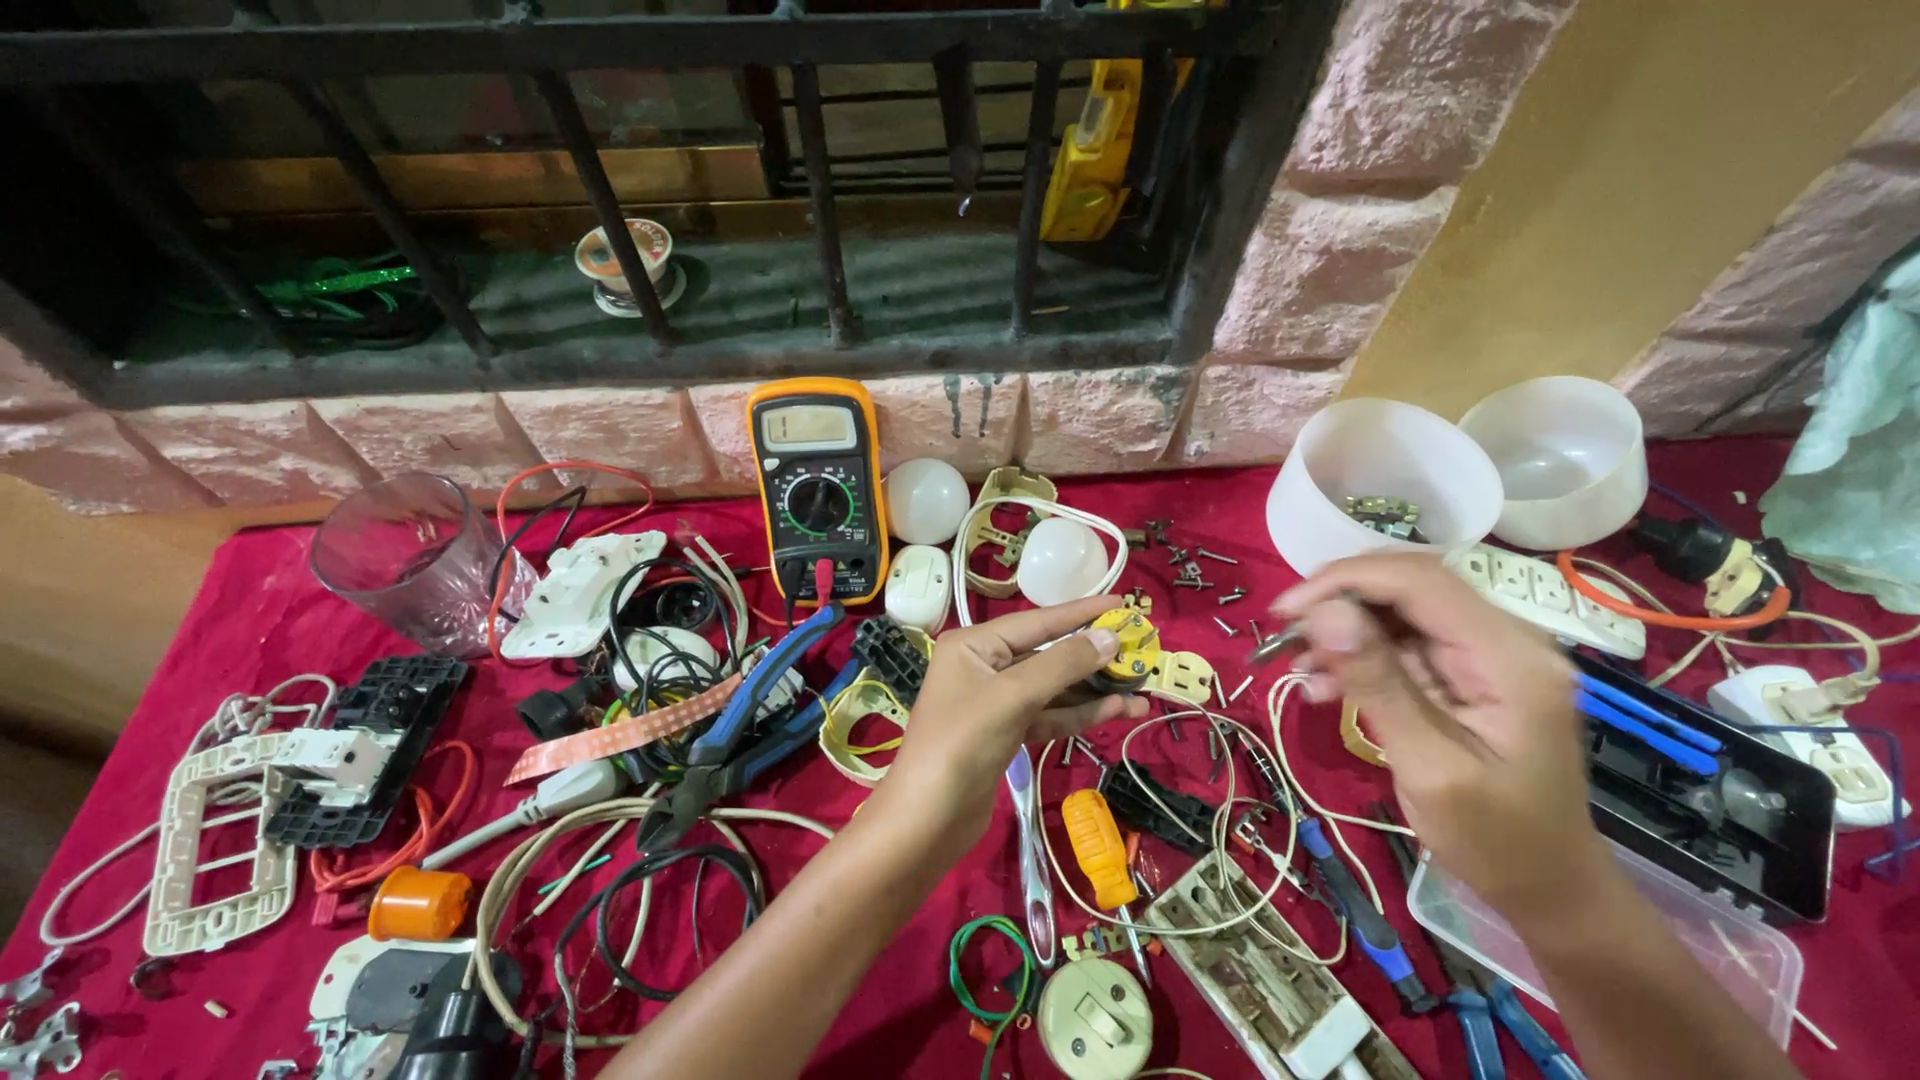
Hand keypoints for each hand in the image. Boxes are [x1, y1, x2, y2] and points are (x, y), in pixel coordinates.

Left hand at [878, 596, 1151, 846]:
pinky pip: (1048, 715)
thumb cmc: (963, 742)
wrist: (928, 818)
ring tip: (1141, 695)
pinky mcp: (1005, 735)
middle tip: (1141, 655)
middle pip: (1047, 655)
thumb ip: (1063, 664)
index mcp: (974, 645)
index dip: (1081, 613)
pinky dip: (1079, 715)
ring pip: (1053, 689)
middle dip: (1093, 658)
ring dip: (1094, 692)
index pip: (1037, 621)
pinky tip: (1114, 712)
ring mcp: (994, 703)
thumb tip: (1109, 636)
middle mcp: (983, 667)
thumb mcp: (1014, 696)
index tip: (1123, 604)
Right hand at [1276, 554, 1617, 929]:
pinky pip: (1406, 643)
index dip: (1344, 582)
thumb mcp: (1428, 767)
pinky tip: (1326, 686)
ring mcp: (1489, 655)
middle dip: (1339, 601)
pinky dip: (1360, 656)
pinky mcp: (1470, 673)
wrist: (1550, 887)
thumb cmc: (1495, 840)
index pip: (1419, 581)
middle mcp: (1506, 639)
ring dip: (1343, 630)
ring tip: (1299, 668)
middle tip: (1284, 636)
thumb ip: (1379, 683)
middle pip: (1410, 586)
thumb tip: (1324, 612)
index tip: (1283, 613)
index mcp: (1509, 657)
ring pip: (1401, 610)